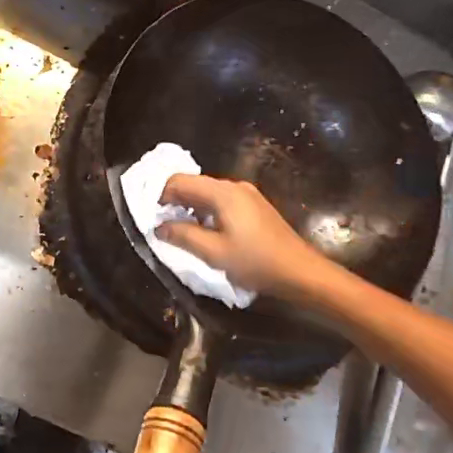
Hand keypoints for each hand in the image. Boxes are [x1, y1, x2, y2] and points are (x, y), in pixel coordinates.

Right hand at [156, 174, 323, 296]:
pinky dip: (207, 212)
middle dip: (174, 201)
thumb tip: (159, 227)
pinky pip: (222, 201)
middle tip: (162, 225)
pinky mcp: (254, 206)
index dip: (160, 195)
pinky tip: (206, 232)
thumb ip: (182, 236)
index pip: (180, 181)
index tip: (151, 216)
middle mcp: (234, 186)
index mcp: (223, 192)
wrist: (301, 272)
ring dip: (191, 208)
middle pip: (194, 184)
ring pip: (207, 193)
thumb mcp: (214, 253)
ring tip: (181, 231)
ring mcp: (247, 195)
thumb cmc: (255, 262)